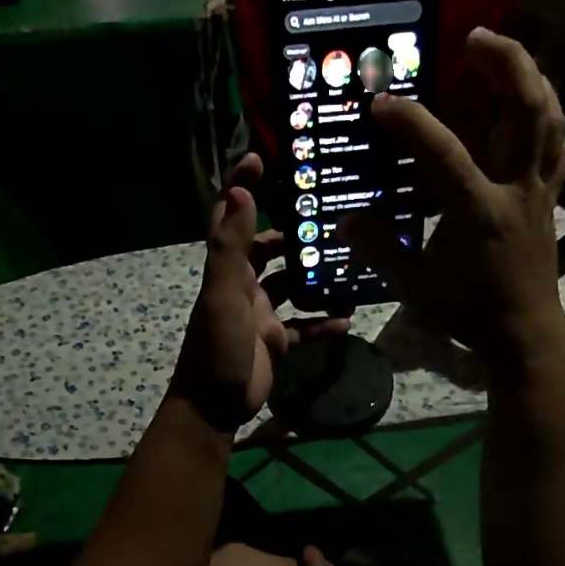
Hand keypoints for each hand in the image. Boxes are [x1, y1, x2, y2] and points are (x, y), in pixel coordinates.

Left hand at [172, 154, 348, 430]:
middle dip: (294, 232)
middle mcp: (243, 286)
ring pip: (291, 286)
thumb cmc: (217, 348)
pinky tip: (349, 315)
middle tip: (330, 216)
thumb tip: (239, 190)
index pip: (229, 217)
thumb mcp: (223, 295)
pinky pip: (303, 325)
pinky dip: (323, 320)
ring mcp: (260, 314)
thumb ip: (230, 247)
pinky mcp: (275, 340)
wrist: (215, 406)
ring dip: (315, 277)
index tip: (262, 159)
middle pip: (267, 248)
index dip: (240, 186)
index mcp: (227, 270)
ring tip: (349, 263)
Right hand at [345, 28, 564, 371]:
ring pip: (549, 120)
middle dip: (505, 65)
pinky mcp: (550, 197)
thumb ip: (381, 250)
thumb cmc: (468, 311)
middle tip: (475, 37)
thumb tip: (347, 221)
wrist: (524, 332)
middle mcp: (515, 192)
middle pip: (525, 113)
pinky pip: (557, 143)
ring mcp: (539, 191)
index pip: (444, 156)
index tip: (381, 104)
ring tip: (504, 53)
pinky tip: (530, 100)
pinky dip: (546, 113)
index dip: (412, 124)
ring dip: (530, 77)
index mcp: (478, 215)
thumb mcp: (415, 288)